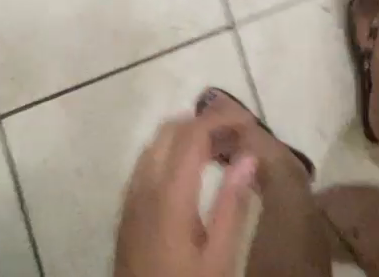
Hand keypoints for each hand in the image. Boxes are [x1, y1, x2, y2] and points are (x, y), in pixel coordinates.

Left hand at [113, 112, 259, 276]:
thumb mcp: (218, 260)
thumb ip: (232, 205)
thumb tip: (249, 156)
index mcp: (169, 195)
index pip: (194, 133)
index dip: (223, 118)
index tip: (251, 123)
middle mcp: (144, 186)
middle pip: (171, 129)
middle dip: (205, 122)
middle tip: (238, 137)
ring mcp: (131, 198)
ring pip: (156, 143)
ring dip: (186, 135)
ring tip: (221, 150)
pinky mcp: (126, 211)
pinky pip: (147, 163)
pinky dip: (171, 152)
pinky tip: (193, 173)